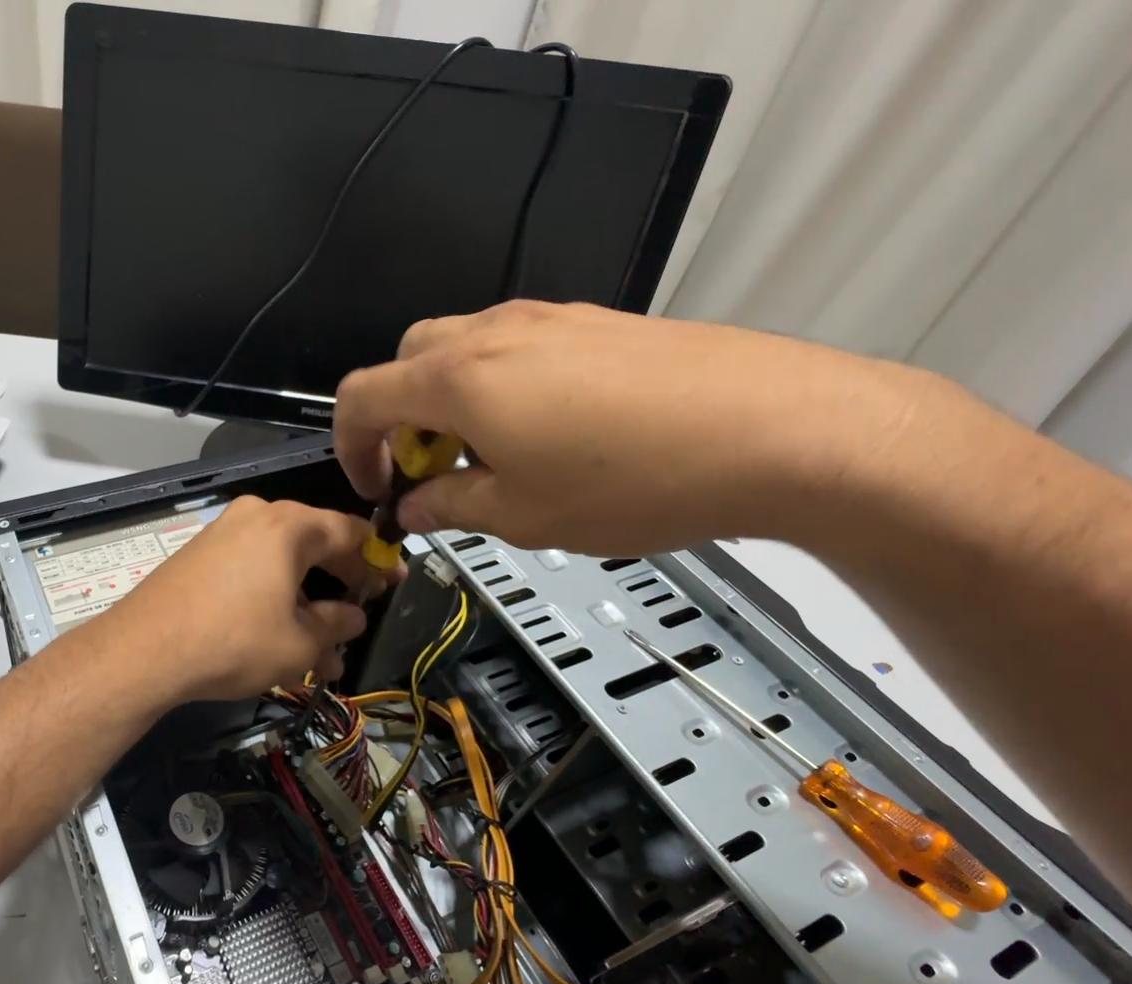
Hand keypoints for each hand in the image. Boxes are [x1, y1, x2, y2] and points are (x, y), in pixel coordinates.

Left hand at [84, 496, 389, 702]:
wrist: (145, 650)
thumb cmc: (234, 641)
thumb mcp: (299, 643)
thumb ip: (336, 625)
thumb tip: (353, 617)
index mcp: (289, 525)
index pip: (351, 531)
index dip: (378, 560)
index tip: (395, 583)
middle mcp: (256, 516)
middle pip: (315, 543)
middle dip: (341, 583)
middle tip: (360, 612)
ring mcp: (223, 532)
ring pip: (282, 562)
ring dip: (306, 600)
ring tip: (322, 645)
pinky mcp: (200, 554)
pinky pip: (252, 568)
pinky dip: (273, 596)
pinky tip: (281, 635)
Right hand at [334, 300, 937, 554]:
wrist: (780, 429)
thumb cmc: (635, 482)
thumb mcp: (524, 517)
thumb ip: (450, 507)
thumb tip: (413, 508)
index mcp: (459, 379)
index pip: (361, 397)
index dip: (351, 448)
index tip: (377, 490)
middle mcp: (493, 334)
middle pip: (406, 359)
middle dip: (398, 416)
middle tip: (431, 470)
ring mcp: (550, 319)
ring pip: (462, 348)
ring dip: (450, 399)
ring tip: (494, 457)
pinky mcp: (598, 321)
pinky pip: (518, 346)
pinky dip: (501, 385)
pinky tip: (551, 433)